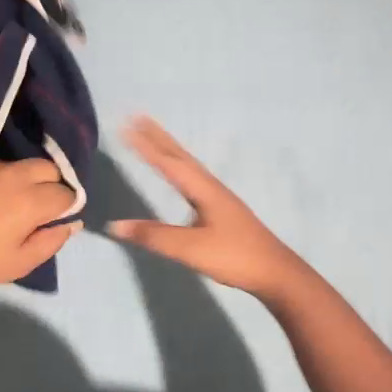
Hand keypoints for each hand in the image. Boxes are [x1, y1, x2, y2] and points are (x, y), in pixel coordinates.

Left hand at [0, 158, 77, 294]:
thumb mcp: (18, 264)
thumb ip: (50, 241)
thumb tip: (70, 222)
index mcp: (31, 201)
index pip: (66, 192)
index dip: (63, 208)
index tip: (50, 221)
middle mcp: (12, 174)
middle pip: (46, 168)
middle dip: (47, 185)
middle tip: (31, 209)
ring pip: (15, 165)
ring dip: (16, 181)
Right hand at [109, 117, 305, 297]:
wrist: (276, 273)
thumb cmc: (234, 257)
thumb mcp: (190, 249)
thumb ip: (154, 236)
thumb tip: (115, 225)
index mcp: (204, 191)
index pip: (168, 163)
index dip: (146, 145)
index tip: (126, 126)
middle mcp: (211, 187)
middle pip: (180, 156)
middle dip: (158, 137)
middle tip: (138, 117)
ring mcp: (219, 198)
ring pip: (189, 166)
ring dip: (169, 149)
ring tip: (153, 137)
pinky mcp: (222, 210)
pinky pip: (193, 179)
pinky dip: (179, 167)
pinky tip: (179, 176)